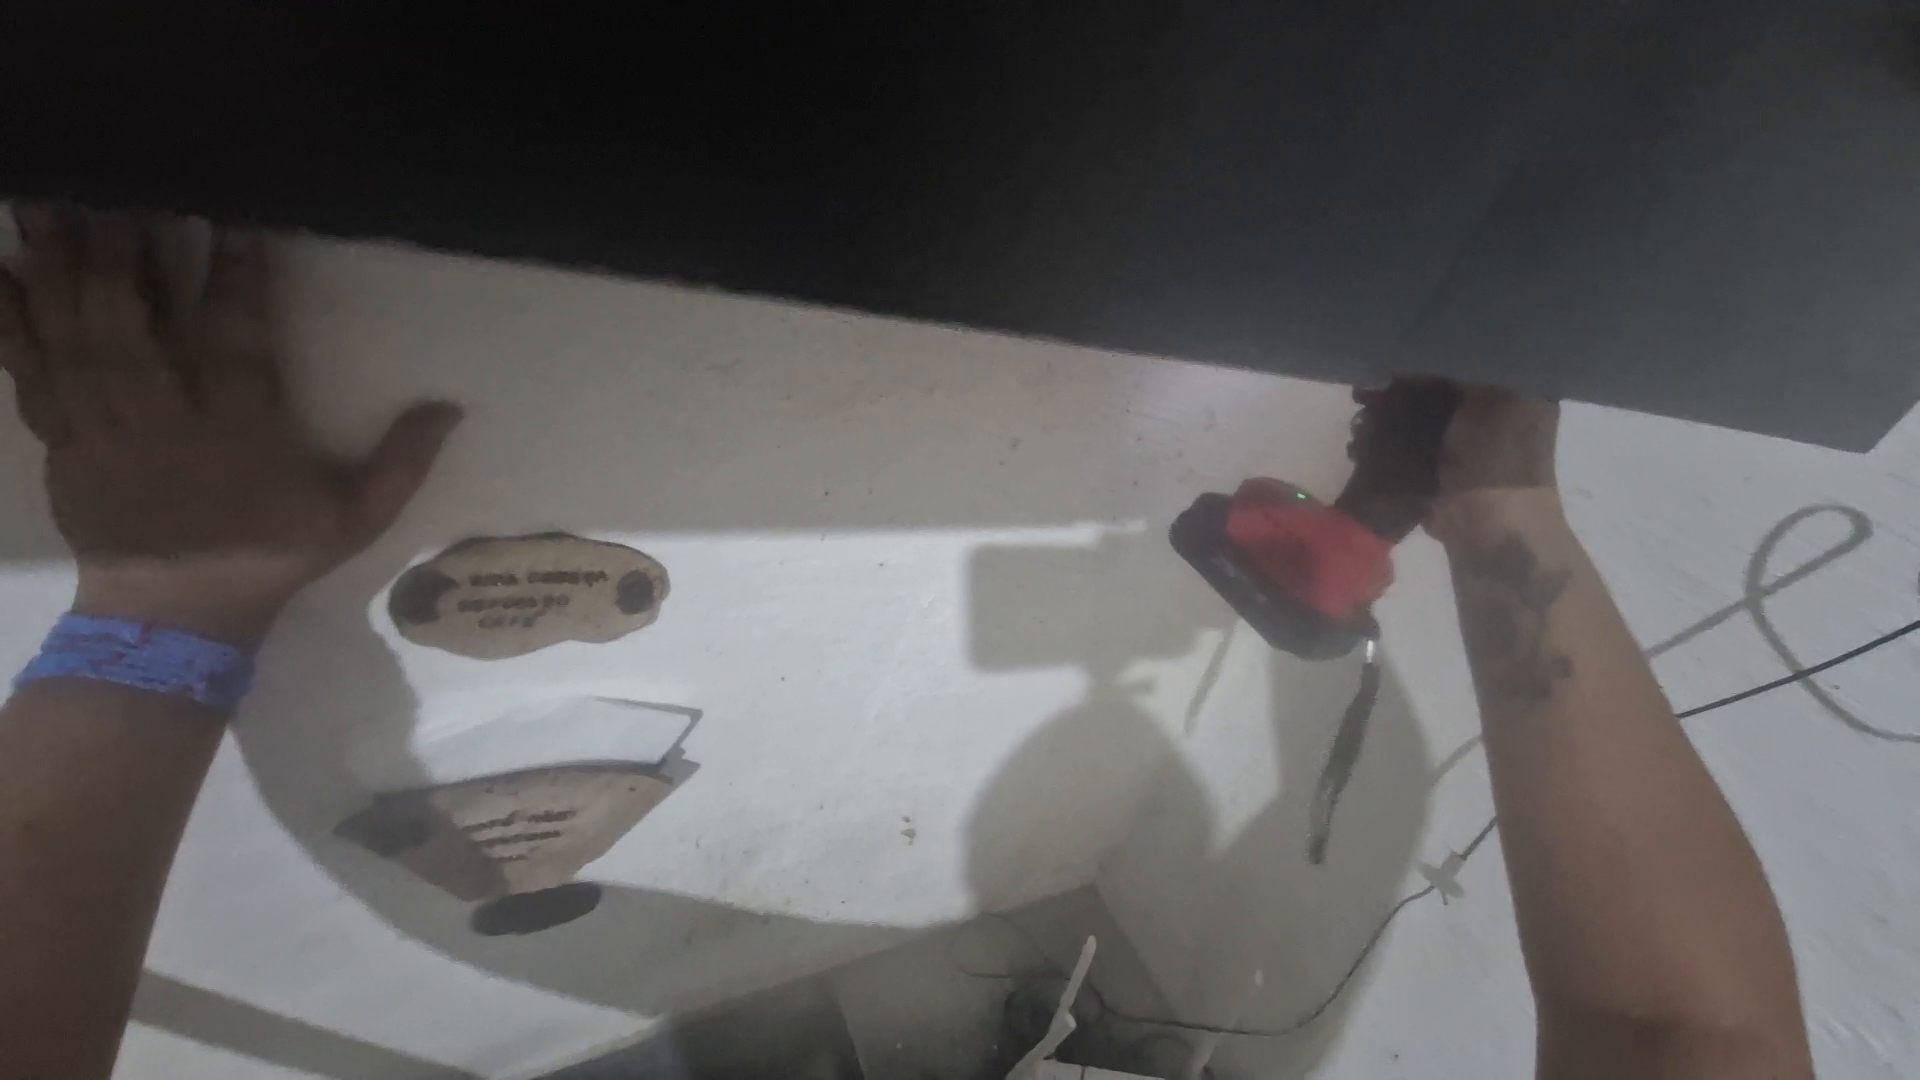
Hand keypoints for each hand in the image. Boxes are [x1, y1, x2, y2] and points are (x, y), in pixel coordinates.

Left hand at [0, 207, 461, 645]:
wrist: (178, 608)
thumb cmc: (278, 553)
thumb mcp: (361, 515)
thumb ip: (404, 461)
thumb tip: (450, 408)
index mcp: (244, 432)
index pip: (238, 340)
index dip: (235, 281)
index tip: (231, 226)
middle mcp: (168, 418)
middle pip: (137, 323)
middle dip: (128, 254)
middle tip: (124, 193)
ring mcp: (105, 427)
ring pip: (77, 336)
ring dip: (68, 269)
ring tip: (63, 207)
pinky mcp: (63, 440)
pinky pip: (31, 371)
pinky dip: (14, 320)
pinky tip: (7, 271)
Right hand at [1342, 377, 1558, 541]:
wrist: (1487, 521)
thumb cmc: (1499, 454)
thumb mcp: (1490, 395)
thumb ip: (1455, 366)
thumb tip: (1408, 358)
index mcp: (1509, 387)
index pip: (1458, 357)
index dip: (1421, 356)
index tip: (1388, 359)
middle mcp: (1481, 409)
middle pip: (1425, 386)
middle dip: (1390, 389)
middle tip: (1361, 393)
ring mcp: (1451, 440)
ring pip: (1405, 414)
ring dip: (1376, 417)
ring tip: (1359, 426)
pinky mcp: (1427, 464)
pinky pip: (1395, 443)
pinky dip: (1374, 442)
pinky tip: (1358, 446)